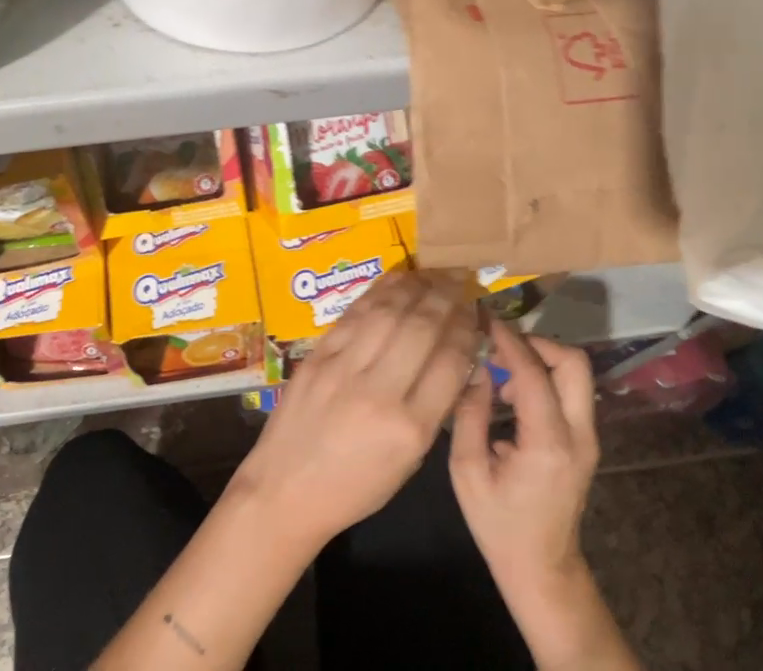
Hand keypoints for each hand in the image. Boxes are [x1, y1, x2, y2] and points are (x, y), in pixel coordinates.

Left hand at [226, 270, 478, 547]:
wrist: (285, 489)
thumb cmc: (355, 487)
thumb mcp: (409, 461)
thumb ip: (435, 409)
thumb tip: (457, 358)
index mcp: (410, 427)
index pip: (451, 361)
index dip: (468, 328)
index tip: (477, 311)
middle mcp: (378, 392)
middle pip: (421, 328)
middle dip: (447, 298)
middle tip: (462, 280)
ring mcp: (342, 369)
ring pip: (387, 313)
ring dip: (416, 286)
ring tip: (435, 274)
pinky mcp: (317, 356)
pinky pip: (354, 315)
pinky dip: (379, 293)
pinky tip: (397, 282)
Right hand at [449, 319, 599, 591]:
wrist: (541, 566)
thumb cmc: (498, 523)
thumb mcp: (467, 471)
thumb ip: (469, 414)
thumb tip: (472, 370)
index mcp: (547, 443)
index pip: (534, 372)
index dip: (508, 340)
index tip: (482, 320)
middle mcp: (578, 435)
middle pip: (573, 362)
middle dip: (535, 342)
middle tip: (498, 345)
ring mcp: (588, 438)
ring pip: (576, 374)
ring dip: (539, 360)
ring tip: (499, 375)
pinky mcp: (585, 442)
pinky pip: (570, 393)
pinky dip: (543, 379)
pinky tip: (510, 396)